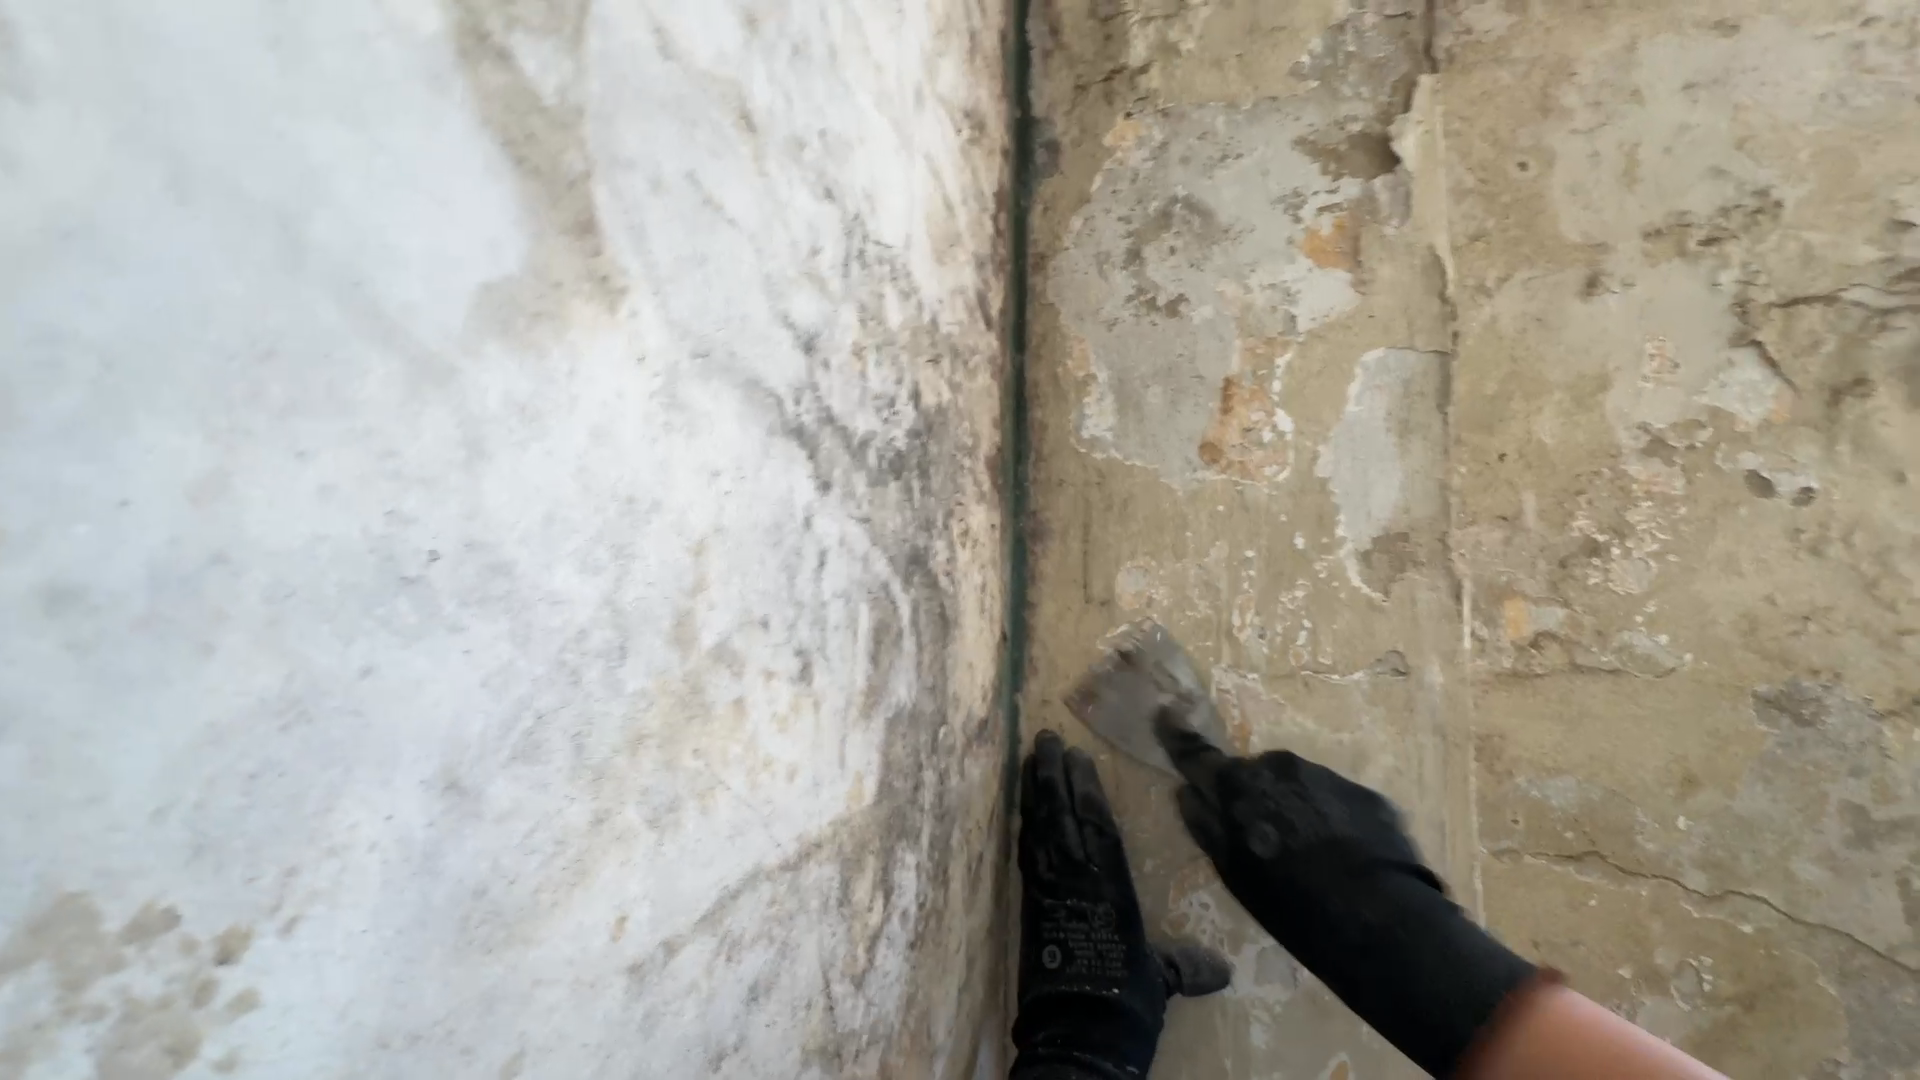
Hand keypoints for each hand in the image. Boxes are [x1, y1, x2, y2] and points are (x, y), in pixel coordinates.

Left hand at [1012, 730, 1229, 1079]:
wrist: (1078, 1032)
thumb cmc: (1125, 1001)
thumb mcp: (1161, 979)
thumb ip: (1185, 966)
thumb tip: (1222, 974)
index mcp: (1112, 886)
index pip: (1097, 824)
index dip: (1087, 787)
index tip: (1078, 755)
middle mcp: (1077, 877)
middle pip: (1060, 813)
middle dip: (1052, 772)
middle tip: (1044, 738)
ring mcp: (1048, 887)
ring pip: (1038, 825)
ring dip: (1033, 788)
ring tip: (1031, 756)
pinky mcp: (1028, 902)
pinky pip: (1026, 850)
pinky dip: (1024, 823)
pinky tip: (1023, 806)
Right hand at [1156, 713, 1538, 1077]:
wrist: (1384, 924)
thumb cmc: (1291, 904)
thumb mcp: (1232, 873)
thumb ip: (1205, 825)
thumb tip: (1187, 791)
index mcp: (1236, 785)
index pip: (1196, 753)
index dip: (1176, 735)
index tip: (1164, 711)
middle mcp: (1277, 766)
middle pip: (1251, 773)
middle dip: (1249, 794)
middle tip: (1260, 836)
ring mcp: (1325, 775)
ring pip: (1293, 784)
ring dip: (1291, 807)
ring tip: (1308, 853)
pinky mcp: (1365, 794)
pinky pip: (1332, 800)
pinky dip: (1328, 819)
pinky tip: (1341, 856)